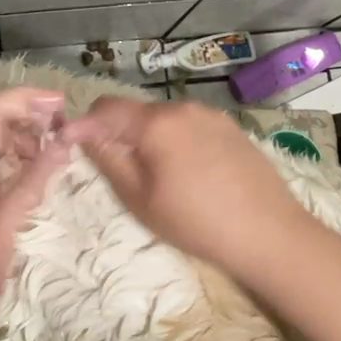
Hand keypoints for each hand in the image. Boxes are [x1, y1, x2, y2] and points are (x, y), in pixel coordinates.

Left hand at [0, 86, 72, 340]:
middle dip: (29, 116)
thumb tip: (63, 140)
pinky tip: (40, 182)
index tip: (63, 104)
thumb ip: (32, 180)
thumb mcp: (2, 225)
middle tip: (66, 127)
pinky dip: (22, 167)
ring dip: (27, 140)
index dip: (24, 98)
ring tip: (58, 150)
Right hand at [63, 97, 308, 268]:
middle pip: (135, 111)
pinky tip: (188, 173)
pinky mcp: (231, 128)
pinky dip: (176, 141)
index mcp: (155, 122)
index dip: (83, 125)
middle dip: (117, 132)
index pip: (105, 108)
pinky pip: (190, 126)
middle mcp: (182, 107)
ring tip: (155, 175)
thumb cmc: (196, 221)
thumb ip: (108, 160)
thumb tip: (85, 136)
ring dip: (148, 137)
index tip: (70, 146)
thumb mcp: (140, 198)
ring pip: (164, 119)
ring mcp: (211, 115)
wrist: (269, 233)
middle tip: (115, 168)